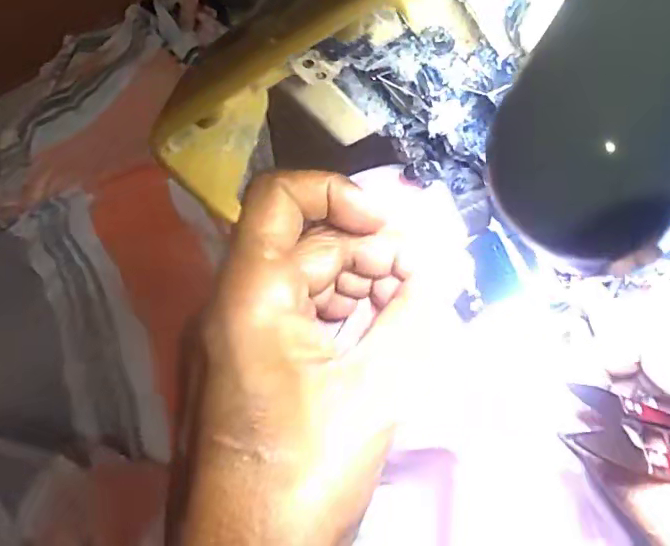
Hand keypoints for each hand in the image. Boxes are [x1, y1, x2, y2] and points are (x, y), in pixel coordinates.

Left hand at [176, 171, 446, 545]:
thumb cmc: (300, 478)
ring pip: (305, 272)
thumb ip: (412, 317)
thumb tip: (437, 269)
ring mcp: (236, 332)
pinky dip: (340, 307)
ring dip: (359, 278)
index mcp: (250, 295)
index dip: (337, 192)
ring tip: (404, 304)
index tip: (385, 225)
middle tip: (415, 277)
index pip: (282, 197)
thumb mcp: (373, 393)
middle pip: (305, 237)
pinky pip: (298, 308)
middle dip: (366, 247)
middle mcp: (233, 302)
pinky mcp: (247, 360)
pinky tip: (378, 328)